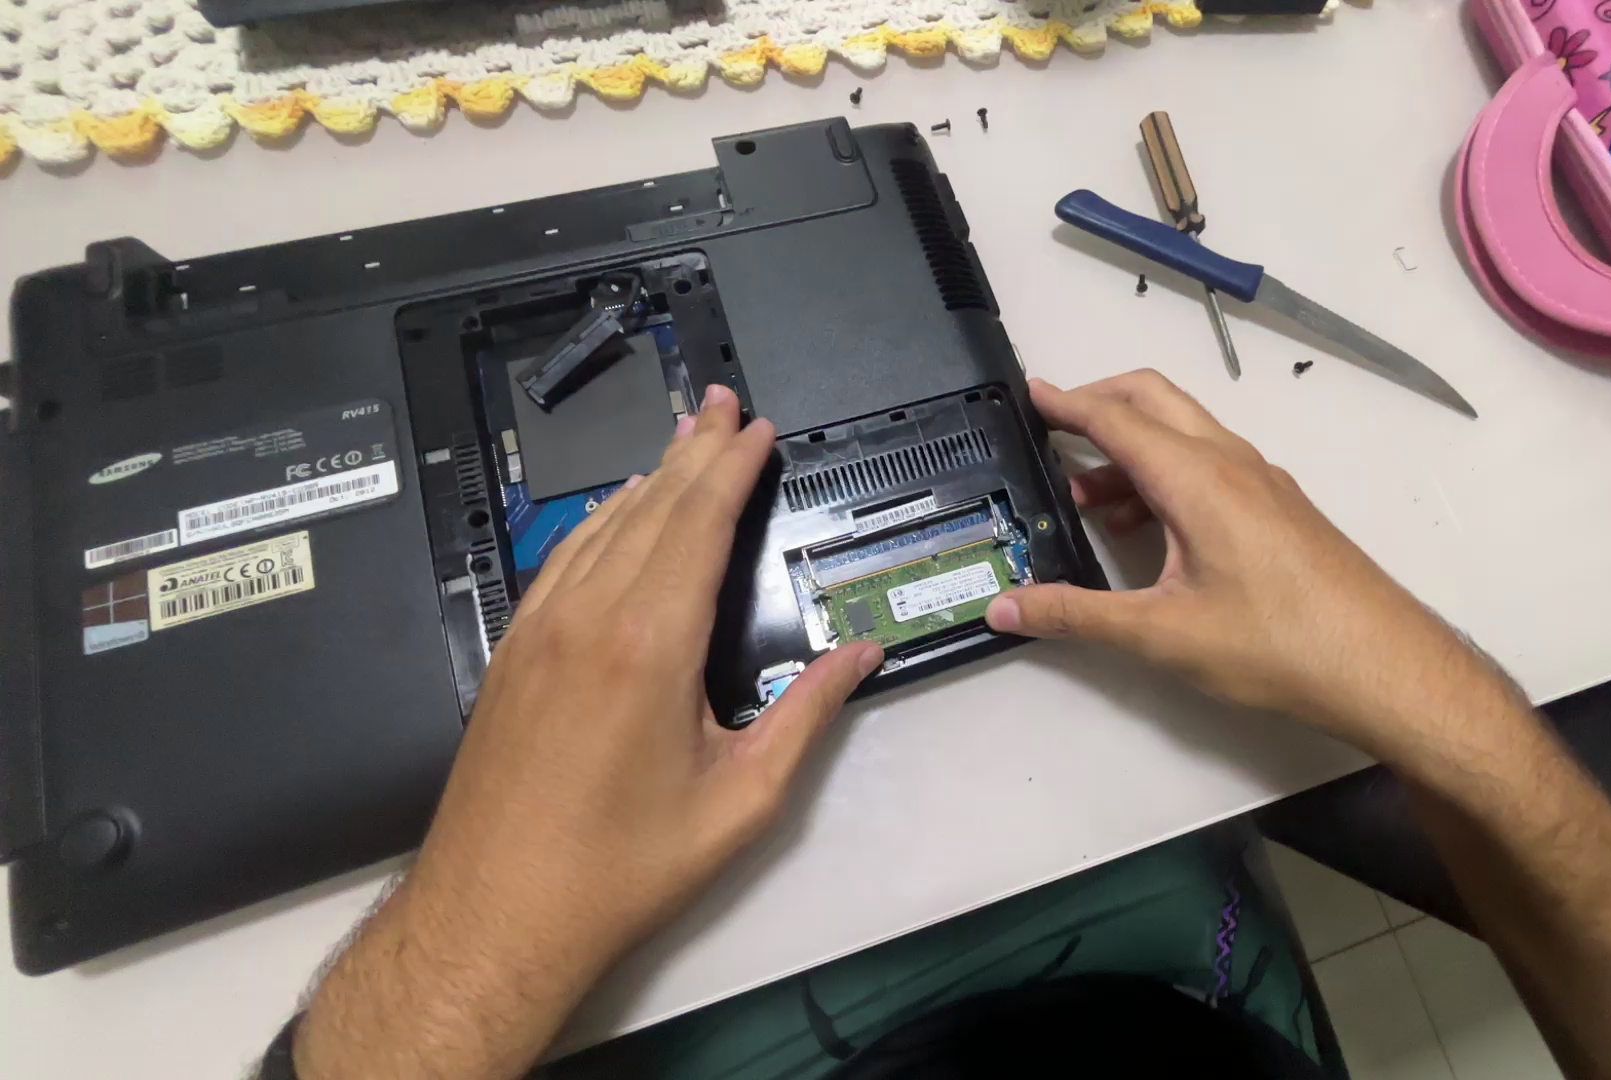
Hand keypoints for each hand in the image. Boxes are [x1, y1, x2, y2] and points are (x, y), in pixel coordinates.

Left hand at [295, 385, 881, 1079]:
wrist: (492, 920)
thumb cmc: (628, 864)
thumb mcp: (744, 798)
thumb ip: (810, 713)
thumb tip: (864, 654)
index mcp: (652, 643)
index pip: (698, 525)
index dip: (731, 470)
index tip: (757, 430)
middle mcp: (590, 616)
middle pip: (653, 507)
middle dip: (696, 450)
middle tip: (723, 402)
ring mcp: (541, 627)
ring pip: (604, 524)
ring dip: (651, 474)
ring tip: (685, 436)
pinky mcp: (513, 648)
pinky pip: (564, 557)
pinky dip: (603, 518)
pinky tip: (621, 505)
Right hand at [986, 371, 1511, 758]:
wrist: (1384, 667)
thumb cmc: (1274, 644)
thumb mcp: (1161, 633)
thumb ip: (1076, 615)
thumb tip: (1005, 607)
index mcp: (1196, 478)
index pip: (1116, 419)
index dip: (1067, 403)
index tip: (1031, 392)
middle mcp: (1230, 462)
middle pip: (1155, 399)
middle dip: (1100, 400)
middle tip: (1055, 423)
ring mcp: (1260, 480)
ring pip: (1183, 432)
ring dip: (1131, 446)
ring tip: (1087, 495)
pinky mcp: (1276, 505)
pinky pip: (1208, 463)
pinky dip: (1164, 473)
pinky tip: (1147, 526)